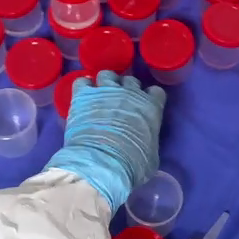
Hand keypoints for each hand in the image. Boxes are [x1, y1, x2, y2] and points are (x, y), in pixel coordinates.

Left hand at [45, 71, 166, 208]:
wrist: (102, 163)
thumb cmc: (133, 164)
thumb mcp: (152, 156)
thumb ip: (150, 142)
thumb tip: (145, 145)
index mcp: (151, 107)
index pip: (156, 92)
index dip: (150, 98)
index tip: (144, 107)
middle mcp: (130, 93)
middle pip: (131, 81)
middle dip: (127, 89)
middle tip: (121, 102)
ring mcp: (106, 91)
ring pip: (108, 75)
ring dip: (106, 84)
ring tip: (100, 95)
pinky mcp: (83, 95)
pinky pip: (82, 82)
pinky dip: (83, 87)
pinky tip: (83, 96)